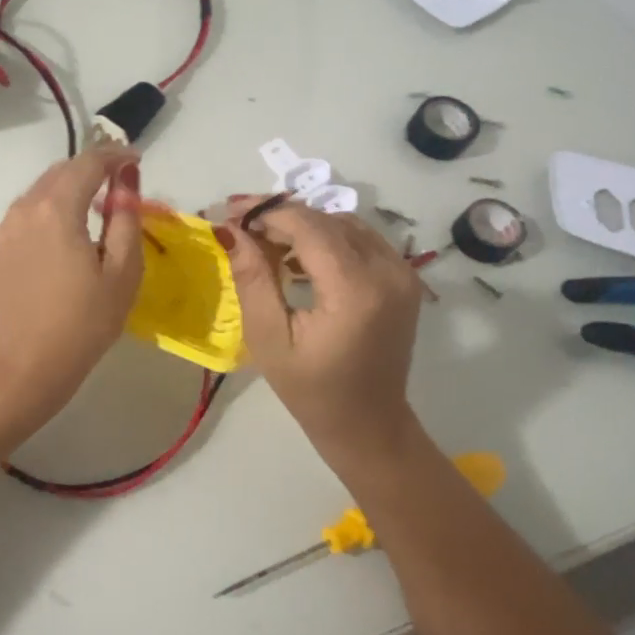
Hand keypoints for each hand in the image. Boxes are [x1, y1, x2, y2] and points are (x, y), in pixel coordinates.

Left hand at [0, 144, 144, 414]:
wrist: (28, 367)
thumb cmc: (85, 323)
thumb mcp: (122, 273)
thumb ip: (125, 219)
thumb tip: (125, 184)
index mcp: (57, 209)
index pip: (88, 163)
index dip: (114, 155)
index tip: (134, 161)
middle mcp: (23, 211)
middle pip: (58, 174)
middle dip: (88, 172)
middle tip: (115, 187)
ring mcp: (1, 233)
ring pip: (36, 196)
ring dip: (63, 195)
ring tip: (88, 216)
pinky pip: (20, 222)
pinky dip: (43, 219)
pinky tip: (57, 246)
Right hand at [216, 197, 423, 450]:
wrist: (367, 424)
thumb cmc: (311, 390)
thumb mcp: (269, 337)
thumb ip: (253, 279)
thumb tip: (231, 230)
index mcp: (355, 289)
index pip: (308, 226)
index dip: (267, 212)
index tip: (230, 211)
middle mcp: (387, 271)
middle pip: (328, 219)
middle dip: (282, 216)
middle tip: (241, 226)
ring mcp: (402, 273)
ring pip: (347, 224)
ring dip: (305, 225)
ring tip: (265, 242)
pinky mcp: (404, 279)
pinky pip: (363, 240)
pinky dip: (329, 239)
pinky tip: (299, 258)